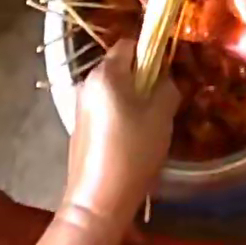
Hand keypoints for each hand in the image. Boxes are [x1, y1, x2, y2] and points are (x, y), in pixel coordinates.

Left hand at [64, 41, 180, 220]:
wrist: (97, 200)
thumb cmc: (132, 152)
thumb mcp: (160, 117)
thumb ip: (167, 88)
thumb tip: (166, 77)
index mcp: (106, 72)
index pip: (128, 44)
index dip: (149, 51)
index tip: (166, 70)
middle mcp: (88, 80)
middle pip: (119, 65)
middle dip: (141, 77)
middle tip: (161, 100)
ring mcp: (79, 102)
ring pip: (111, 87)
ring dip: (130, 97)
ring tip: (148, 123)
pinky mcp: (78, 123)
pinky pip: (103, 106)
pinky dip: (118, 112)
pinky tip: (130, 139)